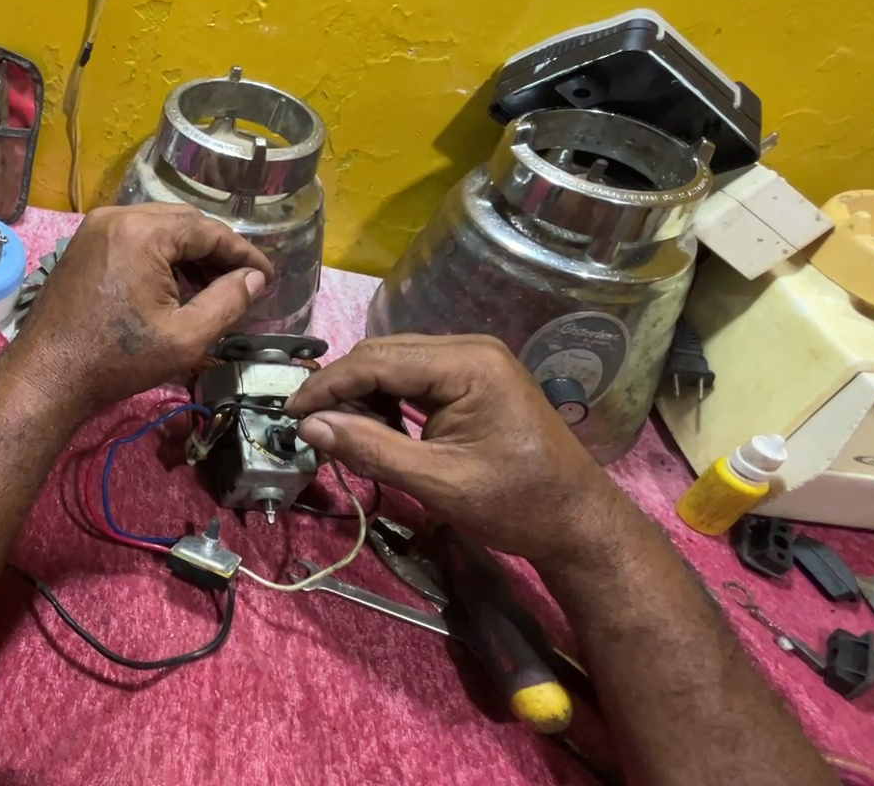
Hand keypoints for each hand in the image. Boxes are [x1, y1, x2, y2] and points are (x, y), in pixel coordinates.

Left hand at [7, 204, 271, 409]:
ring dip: (188, 253)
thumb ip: (228, 301)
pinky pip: (134, 238)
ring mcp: (96, 228)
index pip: (208, 230)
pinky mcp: (84, 244)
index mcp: (143, 232)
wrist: (48, 374)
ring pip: (158, 228)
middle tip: (243, 282)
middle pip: (183, 222)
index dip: (243, 253)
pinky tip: (174, 286)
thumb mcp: (186, 337)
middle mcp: (117, 217)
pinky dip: (159, 255)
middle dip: (216, 251)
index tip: (268, 276)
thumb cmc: (118, 359)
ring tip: (213, 288)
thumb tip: (255, 278)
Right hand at [284, 335, 632, 568]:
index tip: (290, 413)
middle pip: (381, 354)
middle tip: (309, 424)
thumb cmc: (518, 505)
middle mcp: (469, 348)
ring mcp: (472, 360)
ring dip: (360, 392)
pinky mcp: (471, 376)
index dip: (328, 386)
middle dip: (341, 387)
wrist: (582, 526)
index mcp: (468, 364)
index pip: (376, 361)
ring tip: (339, 428)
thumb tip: (308, 427)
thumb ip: (370, 449)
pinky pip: (411, 375)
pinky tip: (374, 424)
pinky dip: (384, 397)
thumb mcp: (438, 482)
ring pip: (392, 362)